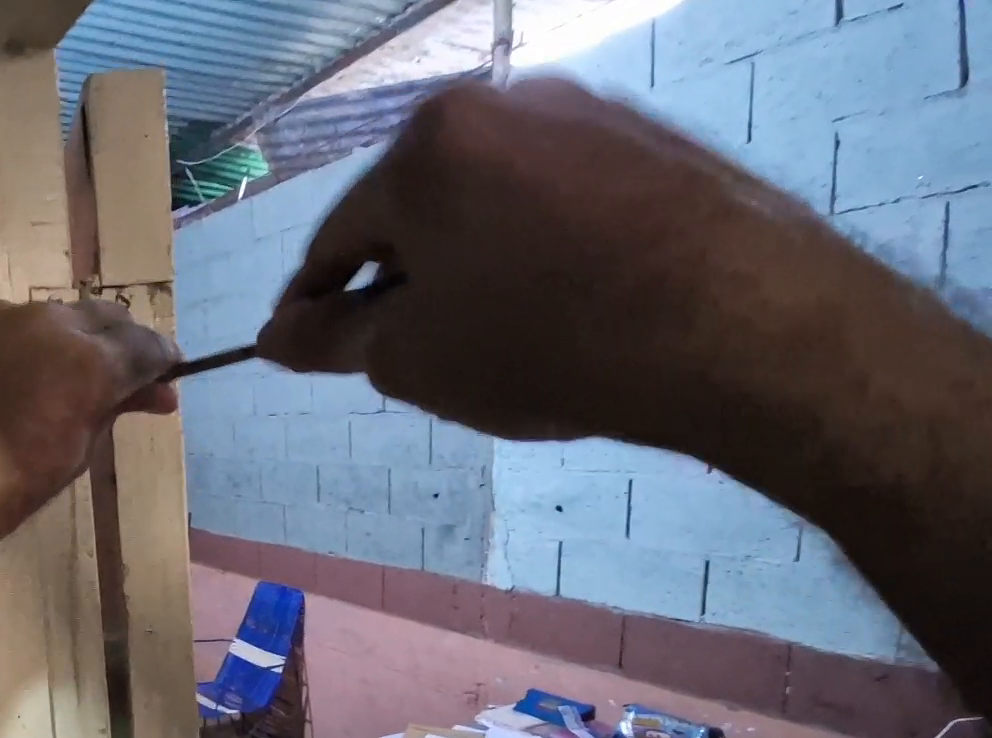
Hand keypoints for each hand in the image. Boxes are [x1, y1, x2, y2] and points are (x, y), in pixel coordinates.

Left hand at [0, 298, 178, 552]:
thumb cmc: (10, 486)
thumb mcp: (78, 453)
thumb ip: (114, 410)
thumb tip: (155, 394)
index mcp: (90, 363)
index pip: (144, 346)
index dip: (162, 359)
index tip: (170, 372)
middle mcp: (52, 324)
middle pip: (105, 318)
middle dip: (122, 343)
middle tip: (127, 374)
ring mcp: (5, 315)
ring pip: (59, 315)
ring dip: (75, 338)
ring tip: (70, 372)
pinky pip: (13, 320)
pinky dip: (29, 340)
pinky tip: (21, 370)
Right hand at [256, 77, 885, 443]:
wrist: (740, 331)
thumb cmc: (535, 343)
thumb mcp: (407, 356)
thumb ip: (327, 341)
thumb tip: (271, 338)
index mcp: (424, 150)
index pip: (333, 241)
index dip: (310, 303)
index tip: (304, 347)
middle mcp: (497, 106)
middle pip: (407, 214)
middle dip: (392, 285)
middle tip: (404, 353)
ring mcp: (580, 113)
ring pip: (476, 206)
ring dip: (455, 268)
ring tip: (481, 336)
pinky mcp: (645, 138)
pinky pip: (543, 199)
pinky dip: (520, 251)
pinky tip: (545, 306)